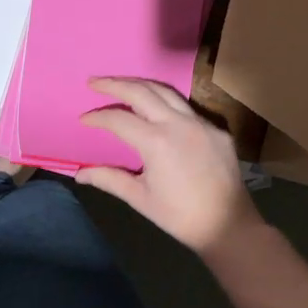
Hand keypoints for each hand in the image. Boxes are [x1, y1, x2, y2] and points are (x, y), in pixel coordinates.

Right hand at [76, 77, 261, 262]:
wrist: (228, 225)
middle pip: (142, 91)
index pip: (119, 118)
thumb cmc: (179, 216)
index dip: (98, 117)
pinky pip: (187, 107)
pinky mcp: (217, 130)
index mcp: (157, 142)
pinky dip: (165, 102)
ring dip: (140, 85)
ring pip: (167, 92)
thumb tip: (79, 174)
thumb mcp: (139, 198)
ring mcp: (202, 123)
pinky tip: (156, 109)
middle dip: (115, 84)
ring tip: (121, 84)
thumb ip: (108, 179)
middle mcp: (179, 124)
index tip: (83, 119)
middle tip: (94, 82)